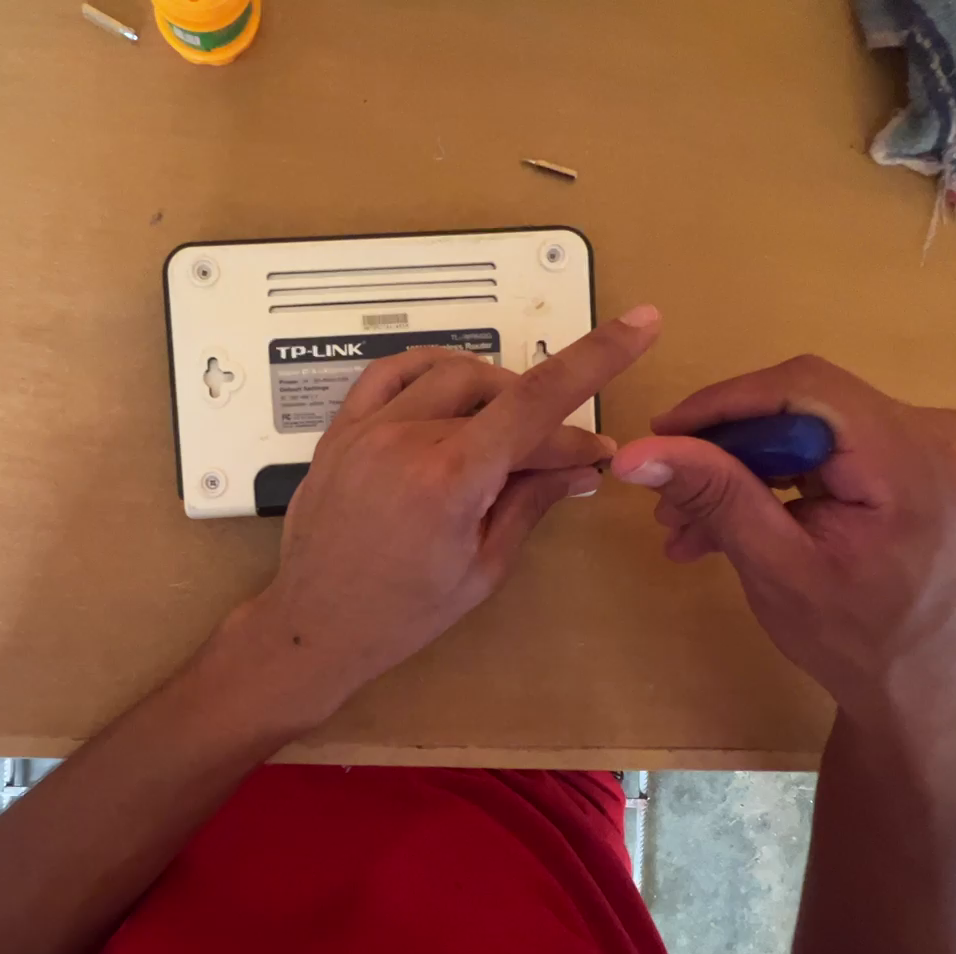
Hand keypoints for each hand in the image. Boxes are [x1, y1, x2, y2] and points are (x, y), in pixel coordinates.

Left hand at [247, 307, 662, 698]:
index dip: (597, 357)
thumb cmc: (404, 613)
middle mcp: (406, 438)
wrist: (315, 625)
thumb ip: (530, 503)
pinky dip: (430, 371)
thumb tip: (580, 466)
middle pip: (501, 395)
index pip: (537, 401)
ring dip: (494, 388)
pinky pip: (388, 373)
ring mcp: (366, 429)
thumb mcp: (482, 568)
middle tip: (563, 456)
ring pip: (449, 372)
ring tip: (509, 426)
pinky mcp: (339, 431)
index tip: (640, 326)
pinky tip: (450, 391)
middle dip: (545, 420)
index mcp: (450, 479)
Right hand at [611, 355, 955, 724]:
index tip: (660, 434)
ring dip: (743, 474)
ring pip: (811, 434)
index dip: (723, 402)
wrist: (922, 694)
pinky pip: (832, 455)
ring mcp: (940, 449)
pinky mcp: (926, 466)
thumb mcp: (773, 566)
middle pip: (805, 412)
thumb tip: (634, 454)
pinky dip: (777, 484)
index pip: (805, 390)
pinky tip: (730, 524)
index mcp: (917, 459)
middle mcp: (944, 434)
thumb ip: (712, 495)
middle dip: (725, 453)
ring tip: (687, 526)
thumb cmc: (853, 643)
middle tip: (666, 501)